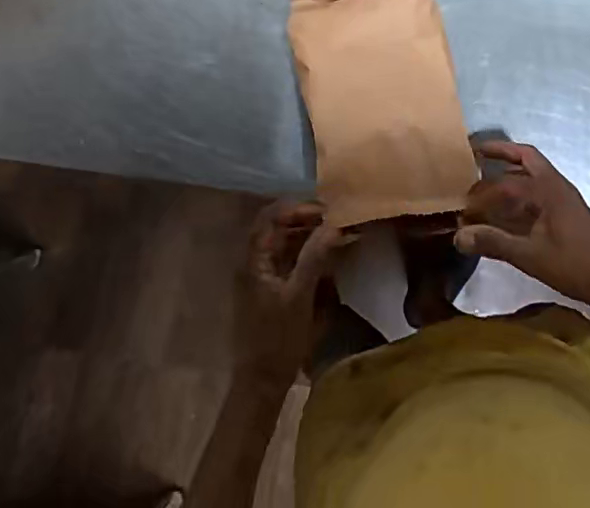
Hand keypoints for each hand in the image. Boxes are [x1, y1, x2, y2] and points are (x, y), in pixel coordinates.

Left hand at [232, 200, 350, 383]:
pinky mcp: (271, 286)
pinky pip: (288, 256)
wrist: (262, 381)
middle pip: (276, 223)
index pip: (272, 215)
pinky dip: (306, 249)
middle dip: (305, 216)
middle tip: (335, 218)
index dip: (299, 207)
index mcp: (254, 258)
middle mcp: (254, 259)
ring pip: (283, 239)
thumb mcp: (300, 296)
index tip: (328, 211)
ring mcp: (262, 272)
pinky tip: (326, 253)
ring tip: (335, 231)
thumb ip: (314, 257)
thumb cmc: (278, 339)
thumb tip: (334, 224)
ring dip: (307, 232)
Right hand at [456, 141, 589, 310]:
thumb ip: (493, 243)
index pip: (506, 182)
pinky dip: (518, 194)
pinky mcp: (565, 212)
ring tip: (485, 183)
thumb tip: (458, 237)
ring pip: (531, 175)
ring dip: (509, 175)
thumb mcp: (529, 256)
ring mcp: (562, 198)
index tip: (463, 204)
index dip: (482, 192)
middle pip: (525, 158)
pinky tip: (505, 211)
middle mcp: (556, 186)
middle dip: (500, 153)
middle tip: (475, 154)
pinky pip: (537, 192)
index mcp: (548, 189)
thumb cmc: (573, 266)